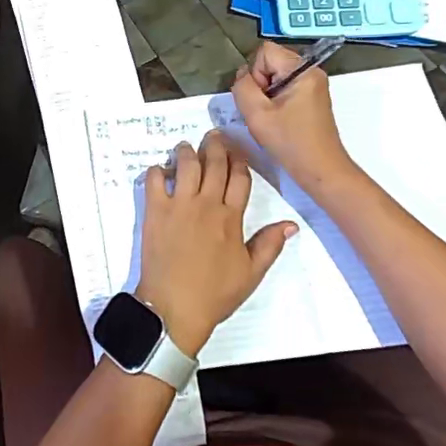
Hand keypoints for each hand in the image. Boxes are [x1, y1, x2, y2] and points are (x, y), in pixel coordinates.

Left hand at [135, 131, 295, 354]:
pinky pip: (154, 180)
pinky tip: (161, 171)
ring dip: (187, 152)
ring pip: (186, 166)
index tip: (237, 153)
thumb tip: (291, 225)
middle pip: (214, 164)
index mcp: (231, 217)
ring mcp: (179, 205)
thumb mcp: (251, 273)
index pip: (240, 178)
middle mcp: (207, 204)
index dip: (239, 161)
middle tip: (213, 136)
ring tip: (187, 147)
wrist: (174, 308)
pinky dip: (157, 170)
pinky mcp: (155, 212)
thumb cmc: (214, 293)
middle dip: (216, 146)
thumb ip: (270, 245)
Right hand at [232, 41, 360, 192]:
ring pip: (276, 78)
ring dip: (266, 97)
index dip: (255, 73)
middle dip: (260, 85)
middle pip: (271, 63)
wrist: (321, 170)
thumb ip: (243, 88)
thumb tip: (243, 76)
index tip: (261, 100)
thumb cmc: (291, 143)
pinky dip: (276, 104)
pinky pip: (285, 90)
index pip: (265, 52)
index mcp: (303, 70)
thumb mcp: (257, 114)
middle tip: (264, 112)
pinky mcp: (312, 100)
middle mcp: (311, 72)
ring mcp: (313, 86)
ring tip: (271, 119)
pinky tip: (278, 123)